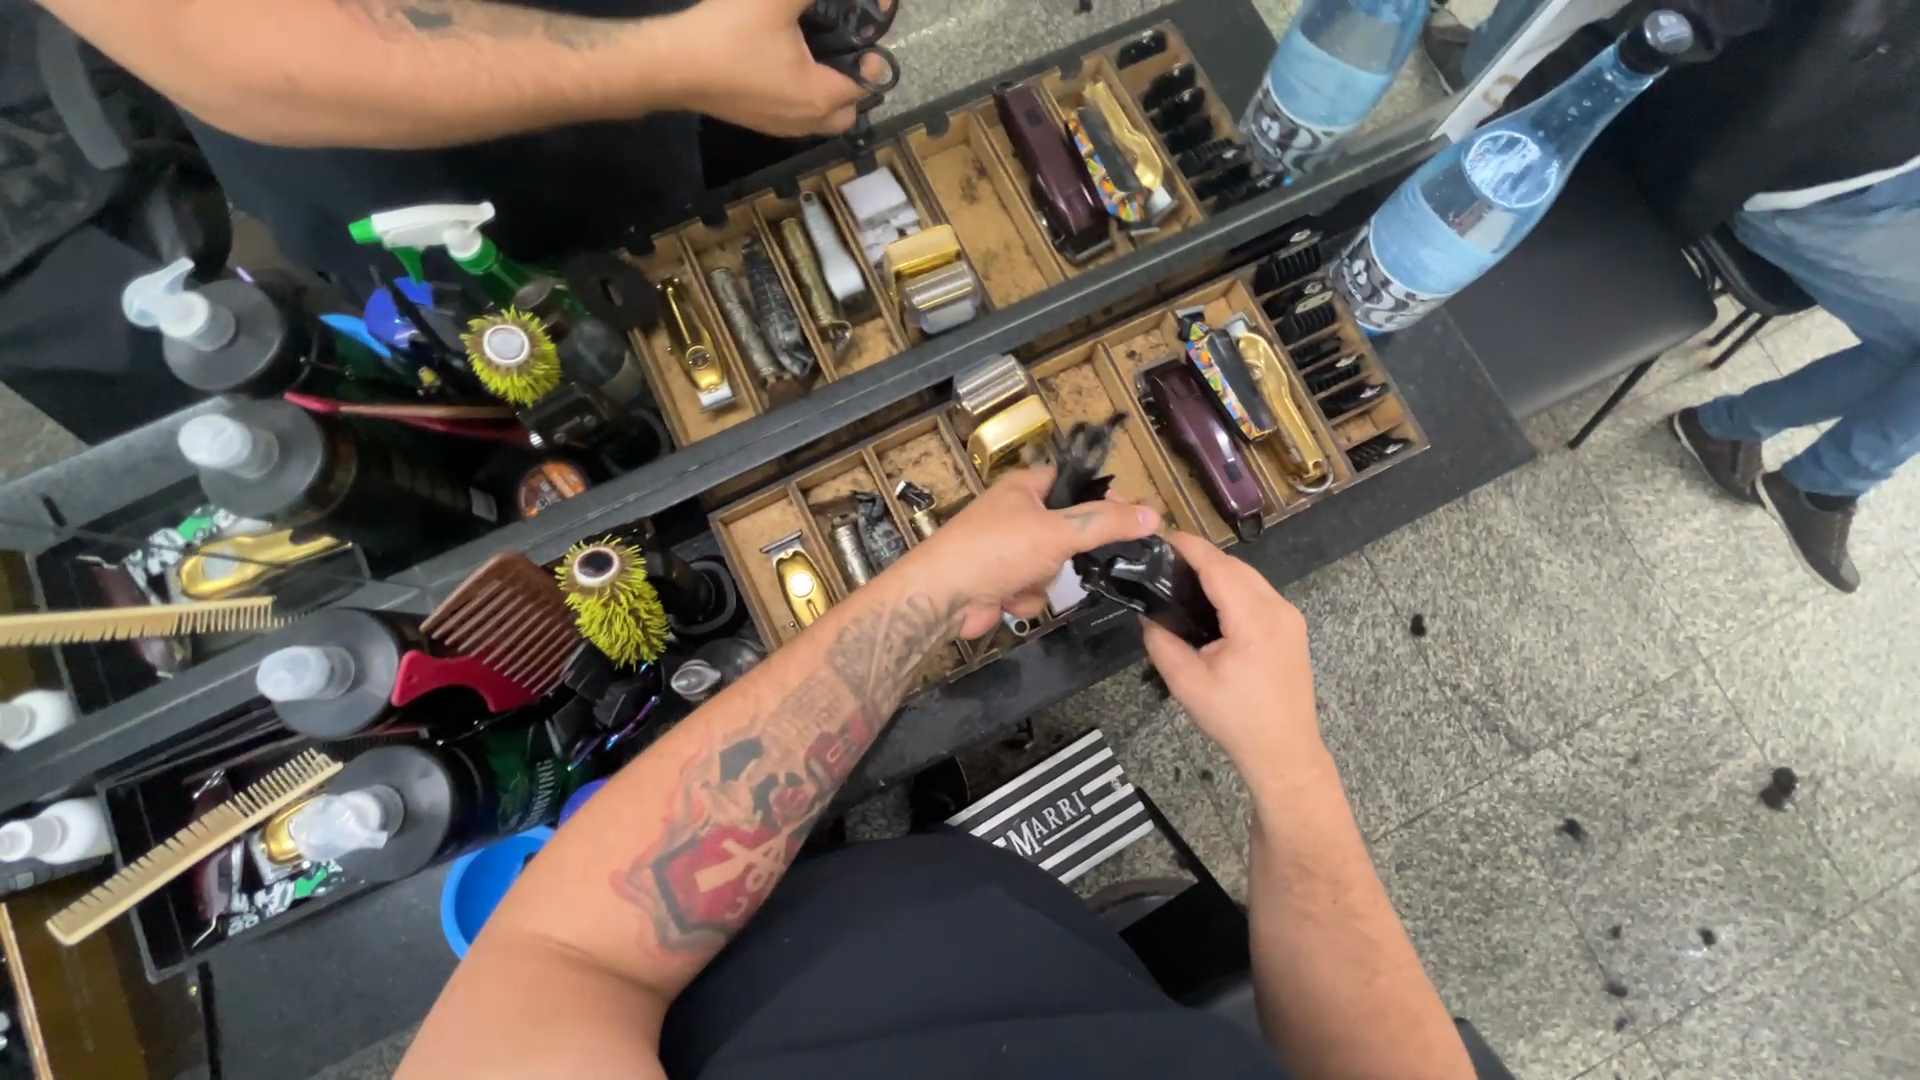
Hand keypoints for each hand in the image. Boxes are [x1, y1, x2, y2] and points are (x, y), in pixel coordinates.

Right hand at [665, 0, 889, 135]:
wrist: (675, 66)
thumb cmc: (729, 35)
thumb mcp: (775, 1)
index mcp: (820, 97)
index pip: (864, 86)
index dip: (871, 60)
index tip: (865, 33)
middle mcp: (806, 121)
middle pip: (847, 112)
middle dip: (853, 86)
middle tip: (844, 51)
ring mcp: (782, 127)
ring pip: (821, 118)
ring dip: (827, 93)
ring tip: (817, 55)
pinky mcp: (760, 123)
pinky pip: (796, 116)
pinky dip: (802, 96)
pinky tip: (787, 66)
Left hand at [897, 467, 1158, 639]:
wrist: (944, 597)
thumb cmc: (995, 550)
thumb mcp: (1058, 532)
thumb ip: (1106, 524)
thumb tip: (1153, 514)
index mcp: (1025, 487)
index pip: (1074, 482)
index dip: (1101, 498)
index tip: (1127, 517)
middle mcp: (1015, 513)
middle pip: (1068, 530)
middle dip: (1065, 553)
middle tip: (1064, 555)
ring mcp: (1007, 550)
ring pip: (1053, 566)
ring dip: (1043, 580)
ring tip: (1023, 578)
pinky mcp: (1001, 582)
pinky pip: (1034, 589)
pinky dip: (1025, 597)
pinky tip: (1006, 597)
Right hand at [1140, 532, 1324, 772]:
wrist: (1284, 751)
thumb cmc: (1235, 718)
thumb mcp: (1186, 682)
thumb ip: (1161, 642)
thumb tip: (1147, 614)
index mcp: (1254, 620)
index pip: (1219, 567)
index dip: (1189, 547)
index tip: (1160, 538)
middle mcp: (1278, 609)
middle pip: (1236, 566)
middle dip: (1201, 556)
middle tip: (1163, 561)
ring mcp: (1290, 617)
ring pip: (1249, 577)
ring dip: (1218, 571)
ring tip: (1181, 577)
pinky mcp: (1291, 628)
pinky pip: (1258, 593)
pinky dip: (1233, 586)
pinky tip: (1210, 599)